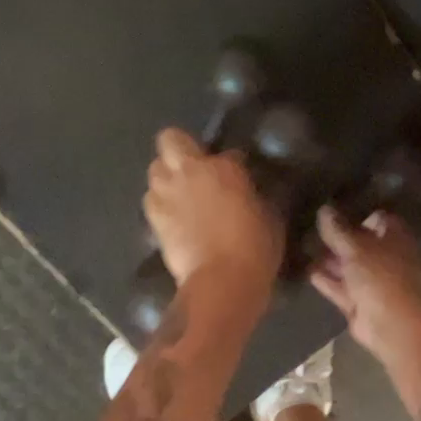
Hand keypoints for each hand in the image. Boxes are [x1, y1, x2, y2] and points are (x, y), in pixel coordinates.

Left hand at [144, 128, 283, 301]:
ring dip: (166, 177)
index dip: (232, 164)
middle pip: (170, 139)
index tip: (238, 178)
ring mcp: (167, 193)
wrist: (221, 281)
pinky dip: (159, 204)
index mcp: (225, 167)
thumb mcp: (270, 217)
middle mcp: (190, 171)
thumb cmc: (255, 249)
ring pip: (155, 169)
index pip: (228, 152)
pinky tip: (172, 217)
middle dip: (179, 149)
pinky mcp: (153, 219)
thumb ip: (256, 196)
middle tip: (194, 169)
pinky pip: (150, 199)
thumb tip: (250, 192)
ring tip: (180, 194)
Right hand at [310, 207, 420, 352]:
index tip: (335, 206)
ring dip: (328, 258)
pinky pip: (339, 286)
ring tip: (302, 245)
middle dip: (337, 237)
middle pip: (360, 243)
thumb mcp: (355, 247)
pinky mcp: (358, 301)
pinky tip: (306, 269)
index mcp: (394, 238)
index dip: (359, 213)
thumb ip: (337, 229)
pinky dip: (325, 279)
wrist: (390, 323)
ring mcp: (371, 281)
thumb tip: (323, 209)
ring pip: (348, 266)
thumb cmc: (379, 275)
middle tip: (310, 225)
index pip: (378, 219)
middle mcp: (384, 257)